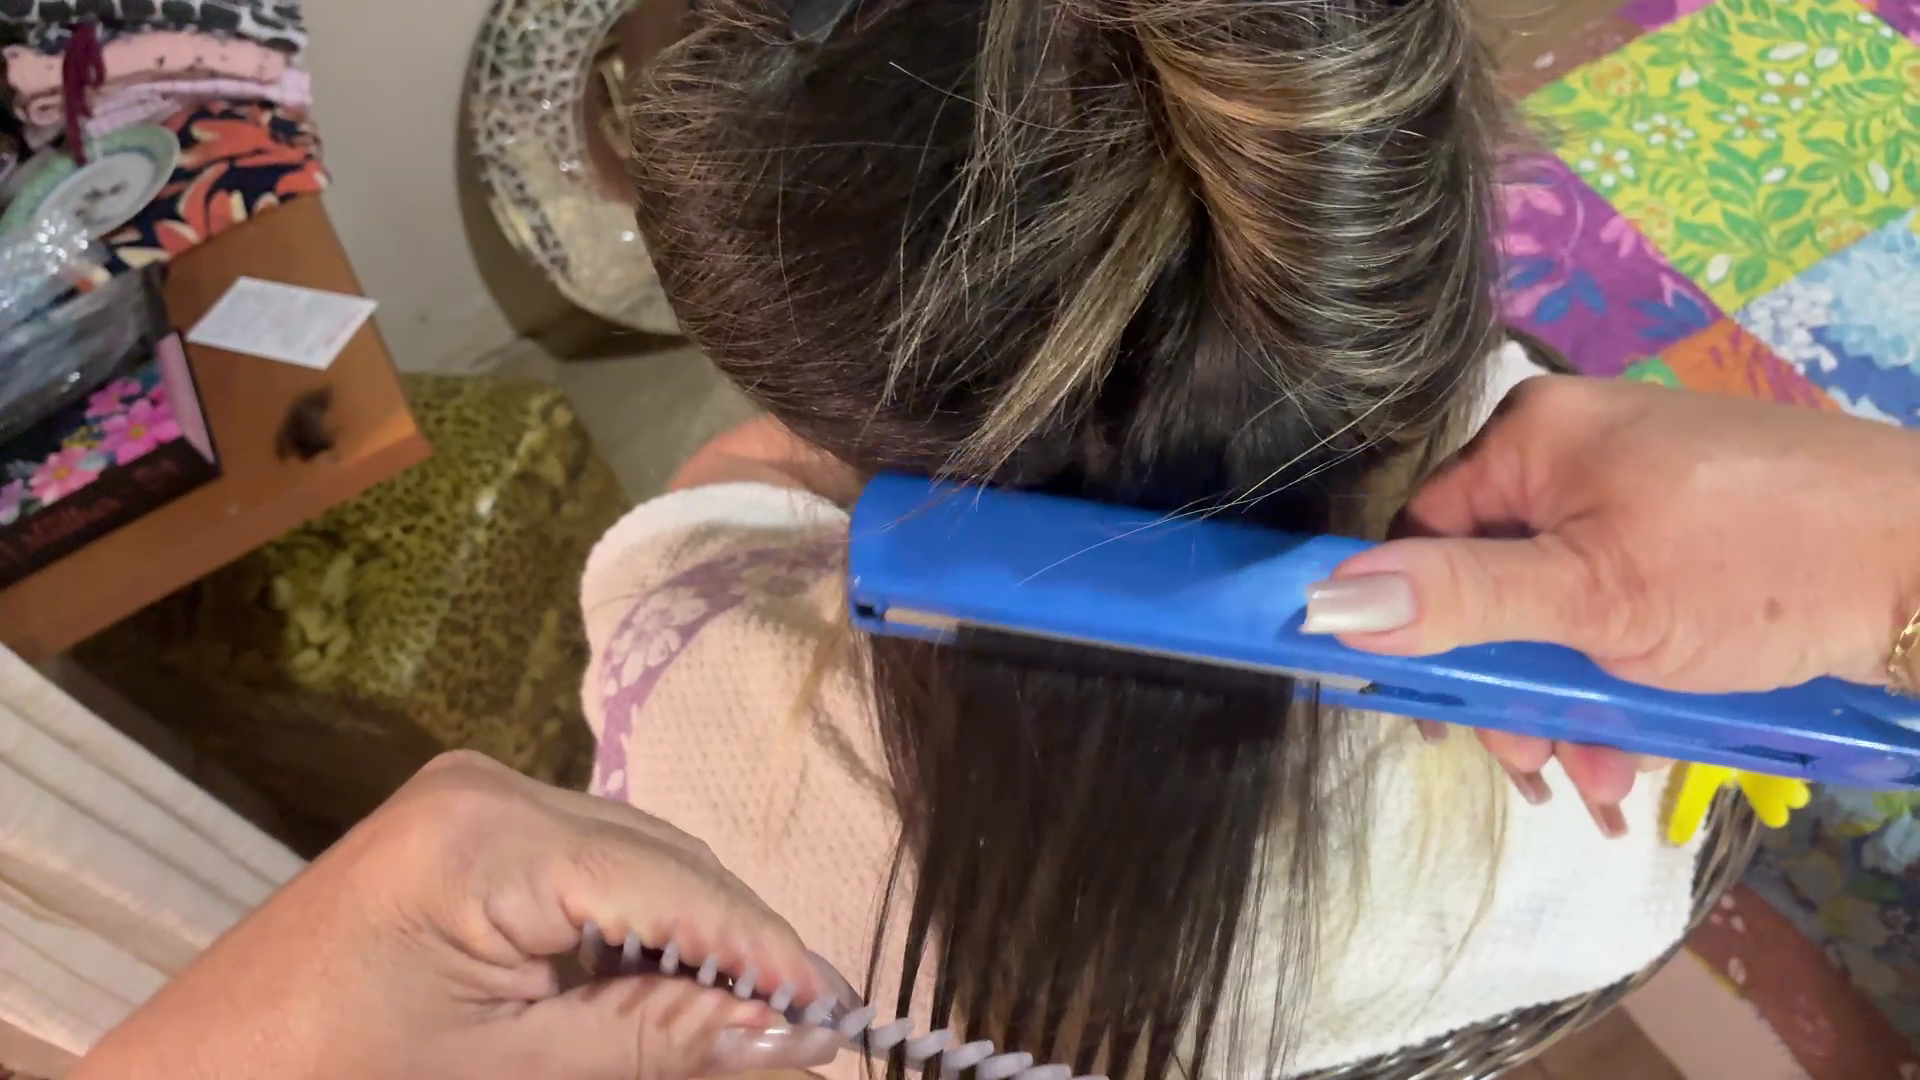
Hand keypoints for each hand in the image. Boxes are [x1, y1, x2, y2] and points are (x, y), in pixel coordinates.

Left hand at [75, 752, 855, 1079]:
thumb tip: (791, 1035)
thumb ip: (655, 1046)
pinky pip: (598, 866)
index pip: (670, 884)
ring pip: (642, 858)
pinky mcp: (480, 822)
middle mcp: (498, 785)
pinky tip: (662, 981)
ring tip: (741, 1007)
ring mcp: (486, 794)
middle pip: (665, 859)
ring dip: (693, 935)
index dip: (762, 948)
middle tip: (802, 1018)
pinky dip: (640, 926)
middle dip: (735, 943)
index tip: (839, 1008)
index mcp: (487, 834)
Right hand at [1303, 377, 1919, 819]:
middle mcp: (1564, 454)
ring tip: (1592, 772)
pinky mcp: (1672, 531)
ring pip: (1542, 603)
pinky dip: (1603, 674)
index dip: (1413, 622)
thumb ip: (1455, 600)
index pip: (1422, 535)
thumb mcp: (1593, 597)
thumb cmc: (1767, 569)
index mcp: (1528, 439)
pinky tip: (1626, 739)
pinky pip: (1600, 603)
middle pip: (1482, 579)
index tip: (1429, 703)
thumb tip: (1324, 604)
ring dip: (1553, 695)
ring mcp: (1622, 491)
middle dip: (1500, 679)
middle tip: (1526, 757)